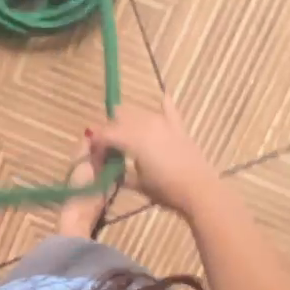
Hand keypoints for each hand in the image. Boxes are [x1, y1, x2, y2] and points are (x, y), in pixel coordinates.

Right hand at [88, 104, 221, 216]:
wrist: (198, 190)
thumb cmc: (164, 190)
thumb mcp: (136, 183)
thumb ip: (118, 172)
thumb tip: (106, 168)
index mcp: (133, 139)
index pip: (106, 133)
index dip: (96, 141)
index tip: (91, 151)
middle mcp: (146, 124)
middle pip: (120, 118)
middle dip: (111, 129)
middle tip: (107, 147)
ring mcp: (163, 123)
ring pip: (139, 113)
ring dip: (129, 121)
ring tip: (125, 135)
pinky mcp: (178, 127)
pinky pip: (169, 109)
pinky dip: (164, 105)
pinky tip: (162, 98)